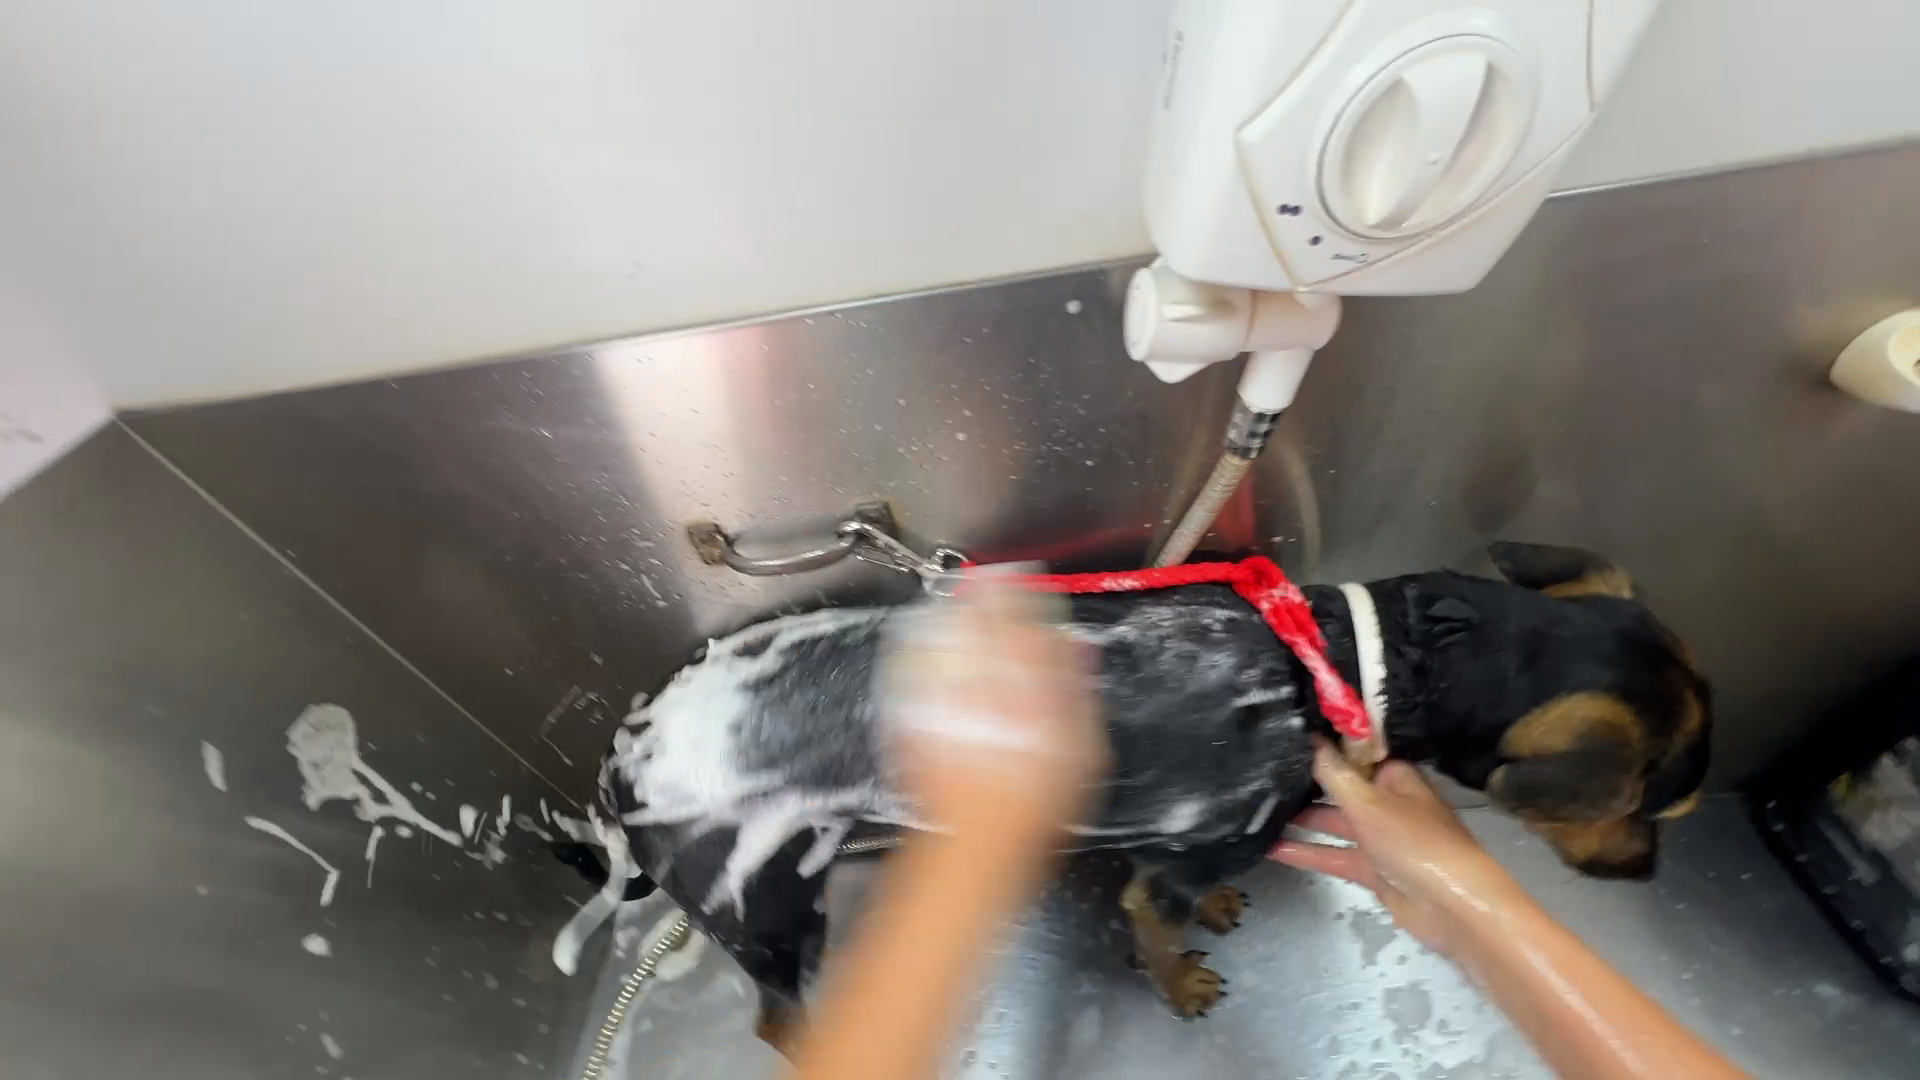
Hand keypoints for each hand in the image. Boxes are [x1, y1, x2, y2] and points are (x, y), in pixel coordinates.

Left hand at [881, 576, 1108, 847]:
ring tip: (957, 592)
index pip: (1020, 627)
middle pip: (977, 628)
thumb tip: (1080, 647)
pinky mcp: (915, 718)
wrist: (974, 848)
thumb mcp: (1082, 752)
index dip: (1020, 597)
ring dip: (949, 613)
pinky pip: (913, 670)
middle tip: (983, 576)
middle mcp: (978, 688)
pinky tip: (922, 634)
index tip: (1021, 579)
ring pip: (943, 643)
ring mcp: (941, 701)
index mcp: (1022, 691)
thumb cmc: (1035, 805)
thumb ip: (1078, 693)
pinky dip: (919, 646)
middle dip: (980, 597)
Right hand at [1270, 740, 1519, 956]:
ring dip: (1299, 818)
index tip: (1282, 733)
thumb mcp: (1367, 801)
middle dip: (1304, 781)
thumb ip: (1331, 771)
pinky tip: (1269, 847)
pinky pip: (1332, 854)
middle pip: (1339, 786)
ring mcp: (1379, 838)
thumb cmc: (1415, 843)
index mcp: (1394, 777)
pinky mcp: (1372, 869)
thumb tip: (1307, 734)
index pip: (1352, 752)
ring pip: (1332, 821)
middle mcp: (1386, 802)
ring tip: (1257, 806)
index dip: (1320, 744)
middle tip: (1259, 769)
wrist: (1457, 913)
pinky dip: (1304, 852)